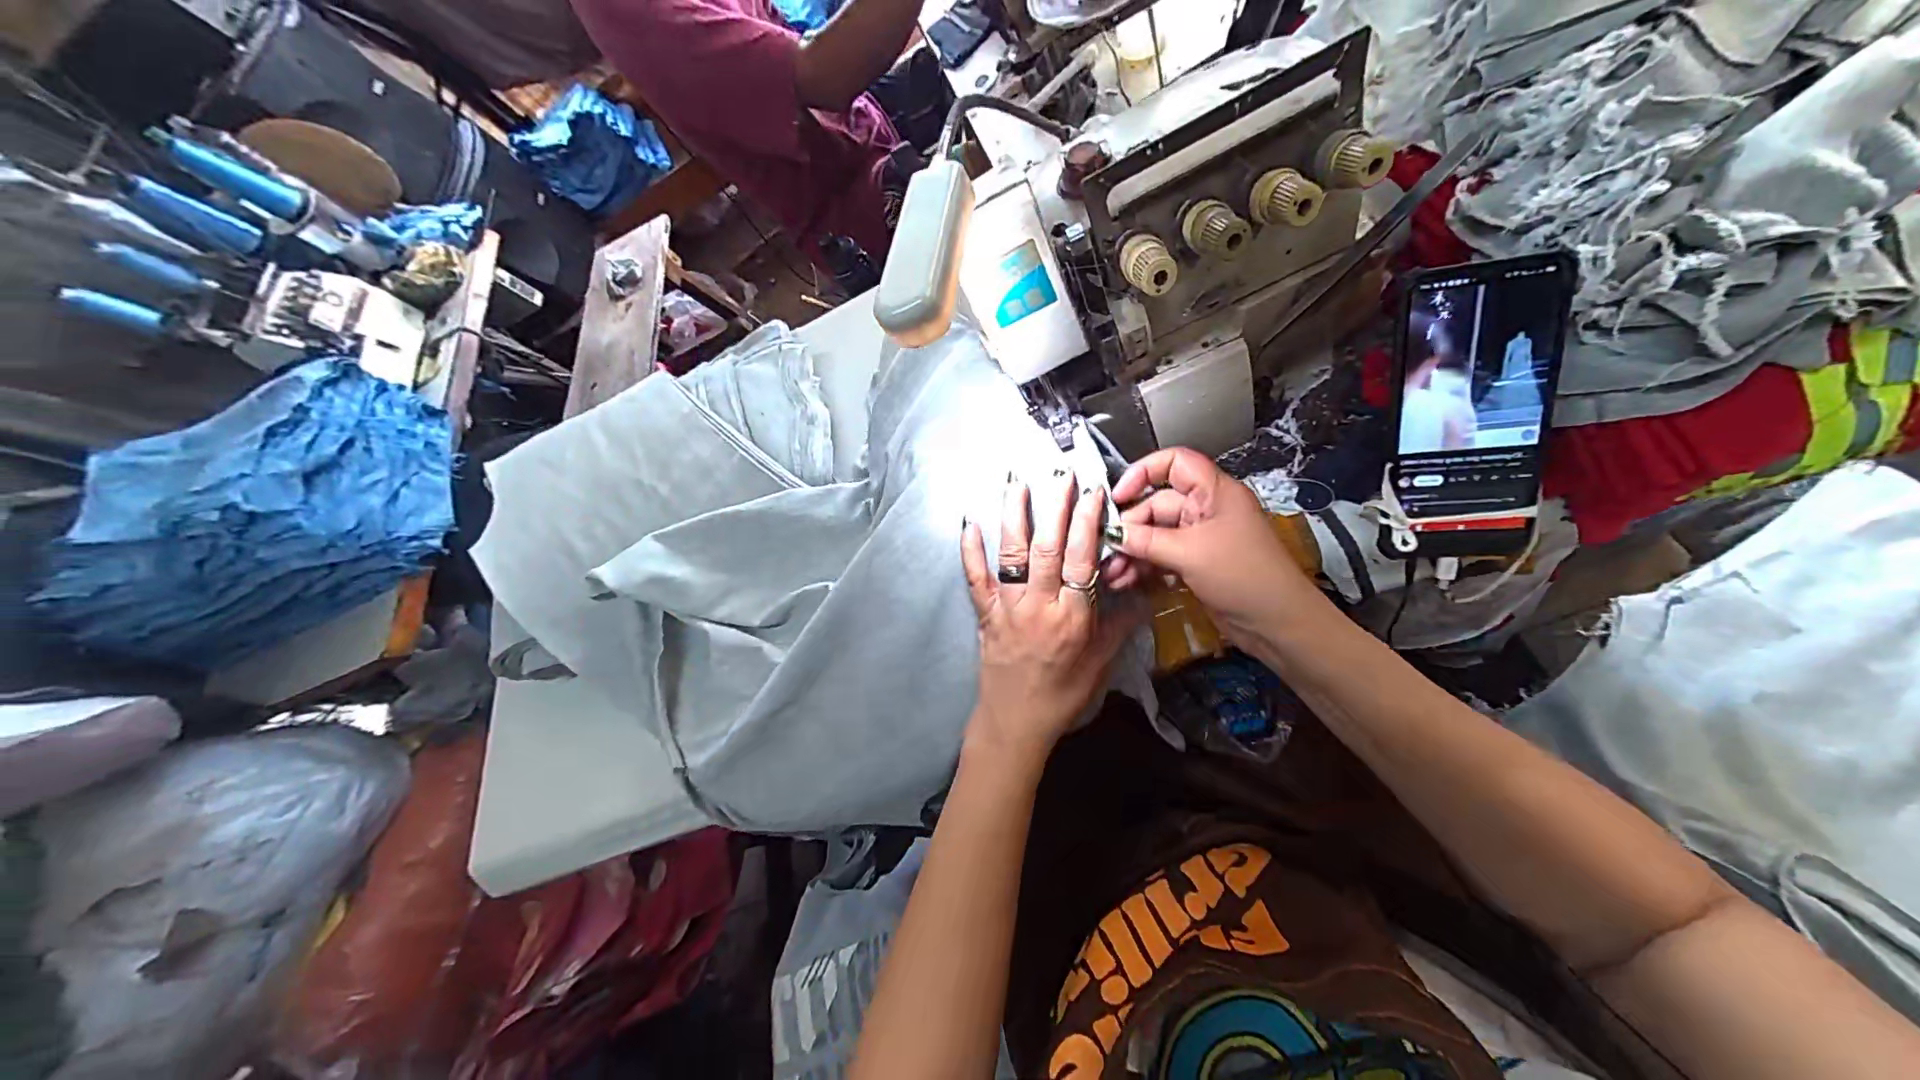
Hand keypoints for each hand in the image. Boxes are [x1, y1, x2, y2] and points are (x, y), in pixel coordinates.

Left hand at [960, 471, 1137, 764]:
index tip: (1095, 494)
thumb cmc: (1062, 696)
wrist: (1016, 723)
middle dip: (1056, 509)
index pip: (1083, 561)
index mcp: (1072, 618)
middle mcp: (1039, 607)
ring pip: (1011, 556)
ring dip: (1014, 517)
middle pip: (1047, 549)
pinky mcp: (985, 615)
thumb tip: (1145, 591)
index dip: (1089, 525)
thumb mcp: (1101, 663)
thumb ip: (1121, 624)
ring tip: (1016, 484)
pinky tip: (968, 525)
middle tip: (1062, 476)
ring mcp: (1008, 609)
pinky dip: (970, 552)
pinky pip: (975, 580)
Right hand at [1103, 447, 1317, 642]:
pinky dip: (1144, 565)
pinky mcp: (1196, 562)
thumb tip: (1112, 532)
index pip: (1174, 463)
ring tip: (1112, 571)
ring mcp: (1200, 537)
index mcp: (1214, 492)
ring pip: (1156, 533)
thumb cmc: (1243, 576)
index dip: (1143, 472)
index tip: (1118, 495)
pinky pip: (1162, 555)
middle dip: (1130, 525)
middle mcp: (1206, 509)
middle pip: (1157, 503)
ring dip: (1132, 550)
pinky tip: (1125, 579)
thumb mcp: (1190, 553)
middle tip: (1107, 546)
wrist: (1277, 623)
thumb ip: (1146, 540)